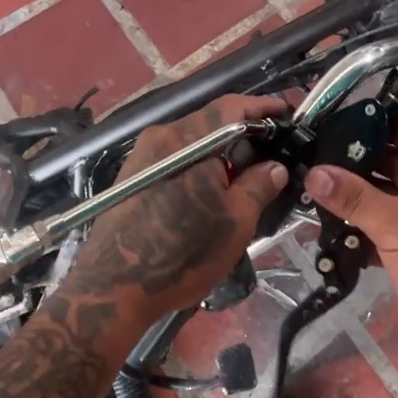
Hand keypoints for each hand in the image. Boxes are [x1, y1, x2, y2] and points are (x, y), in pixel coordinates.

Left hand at [66, 95, 289, 325]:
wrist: (111, 291)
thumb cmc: (182, 254)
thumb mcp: (235, 221)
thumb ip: (259, 185)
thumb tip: (274, 167)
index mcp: (189, 138)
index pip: (233, 106)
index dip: (263, 107)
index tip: (286, 114)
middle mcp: (163, 136)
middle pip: (212, 120)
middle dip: (244, 132)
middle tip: (270, 154)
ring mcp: (143, 154)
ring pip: (194, 140)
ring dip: (222, 151)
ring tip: (244, 176)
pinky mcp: (132, 175)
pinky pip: (176, 156)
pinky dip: (200, 163)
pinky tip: (212, 190)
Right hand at [304, 119, 397, 354]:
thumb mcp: (396, 224)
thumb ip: (354, 197)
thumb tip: (314, 171)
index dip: (383, 124)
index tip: (344, 119)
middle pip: (395, 164)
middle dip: (361, 159)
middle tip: (318, 152)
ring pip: (385, 197)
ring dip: (356, 194)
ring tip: (315, 184)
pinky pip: (381, 227)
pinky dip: (358, 225)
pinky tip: (326, 222)